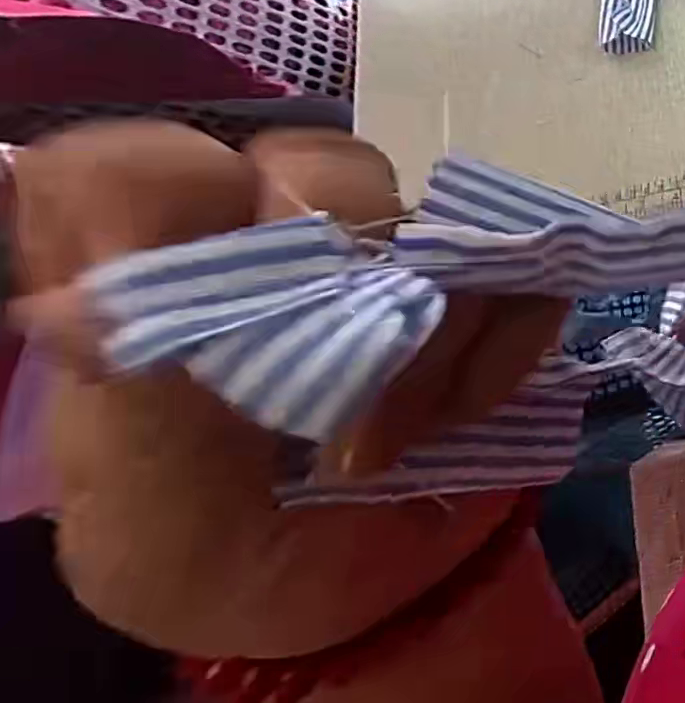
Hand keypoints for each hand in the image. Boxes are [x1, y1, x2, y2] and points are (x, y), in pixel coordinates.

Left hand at [2, 120, 569, 656]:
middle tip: (338, 387)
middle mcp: (304, 245)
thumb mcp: (157, 516)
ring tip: (400, 438)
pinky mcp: (513, 293)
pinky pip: (536, 284)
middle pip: (332, 168)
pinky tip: (469, 413)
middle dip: (346, 277)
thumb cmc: (241, 555)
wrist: (382, 579)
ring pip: (450, 229)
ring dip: (433, 346)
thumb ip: (136, 413)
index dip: (173, 195)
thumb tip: (93, 311)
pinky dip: (508, 356)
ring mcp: (424, 262)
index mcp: (176, 281)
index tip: (201, 302)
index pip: (148, 162)